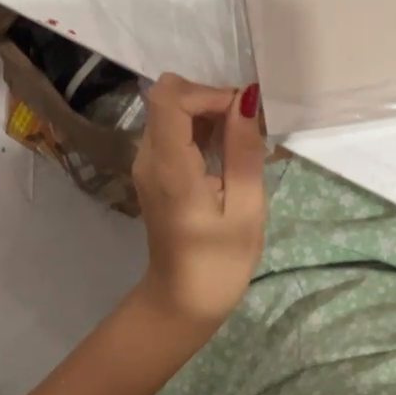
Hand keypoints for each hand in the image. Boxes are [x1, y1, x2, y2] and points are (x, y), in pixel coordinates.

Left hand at [132, 75, 267, 324]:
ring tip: (245, 142)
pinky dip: (200, 130)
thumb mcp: (246, 208)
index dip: (208, 93)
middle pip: (168, 98)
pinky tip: (228, 154)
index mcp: (169, 166)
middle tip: (249, 128)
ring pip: (170, 112)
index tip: (243, 114)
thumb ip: (244, 150)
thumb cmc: (220, 262)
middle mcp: (148, 157)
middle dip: (211, 100)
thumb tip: (246, 100)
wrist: (182, 301)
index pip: (170, 97)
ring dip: (208, 115)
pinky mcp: (153, 171)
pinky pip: (172, 132)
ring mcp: (146, 164)